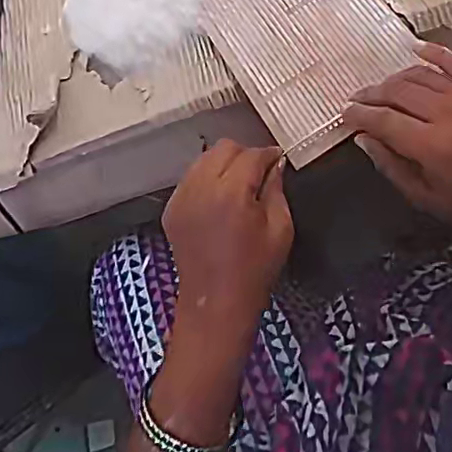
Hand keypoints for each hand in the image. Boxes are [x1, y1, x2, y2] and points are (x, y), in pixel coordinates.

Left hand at [163, 140, 292, 318]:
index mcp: (231, 193)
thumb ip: (276, 189)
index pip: (251, 155)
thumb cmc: (255, 270)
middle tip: (259, 174)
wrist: (216, 303)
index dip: (269, 155)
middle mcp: (201, 188)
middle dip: (244, 155)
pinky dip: (206, 181)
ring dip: (223, 165)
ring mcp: (181, 197)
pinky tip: (219, 201)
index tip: (278, 160)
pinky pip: (190, 179)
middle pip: (223, 148)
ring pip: (204, 159)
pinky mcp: (171, 209)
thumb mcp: (280, 228)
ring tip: (238, 186)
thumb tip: (275, 165)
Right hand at [342, 44, 451, 232]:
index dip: (359, 115)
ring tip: (378, 90)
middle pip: (398, 91)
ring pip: (419, 76)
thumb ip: (391, 167)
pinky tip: (414, 49)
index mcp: (433, 146)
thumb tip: (364, 139)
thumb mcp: (426, 199)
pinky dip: (433, 54)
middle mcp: (449, 114)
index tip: (344, 116)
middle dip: (371, 94)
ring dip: (393, 79)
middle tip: (356, 102)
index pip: (384, 120)